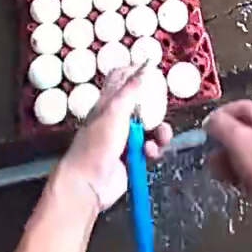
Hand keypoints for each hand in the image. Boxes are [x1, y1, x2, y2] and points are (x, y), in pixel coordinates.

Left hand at [51, 66, 173, 210]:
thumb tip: (143, 67)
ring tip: (163, 136)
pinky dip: (154, 149)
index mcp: (108, 103)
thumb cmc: (98, 144)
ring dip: (159, 131)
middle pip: (139, 104)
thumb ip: (129, 90)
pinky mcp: (131, 157)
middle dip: (154, 106)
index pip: (119, 80)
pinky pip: (149, 148)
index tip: (150, 70)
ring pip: (149, 128)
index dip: (133, 72)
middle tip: (163, 107)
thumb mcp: (114, 112)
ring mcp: (124, 138)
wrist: (89, 184)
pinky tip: (151, 153)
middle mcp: (116, 118)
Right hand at [204, 101, 251, 222]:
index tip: (208, 125)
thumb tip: (210, 120)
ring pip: (242, 154)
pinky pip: (248, 171)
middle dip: (222, 141)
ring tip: (217, 171)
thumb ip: (221, 125)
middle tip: (210, 152)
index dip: (223, 112)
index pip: (242, 107)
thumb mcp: (239, 140)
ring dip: (226, 160)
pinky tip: (229, 182)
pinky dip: (236, 174)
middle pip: (240, 132)